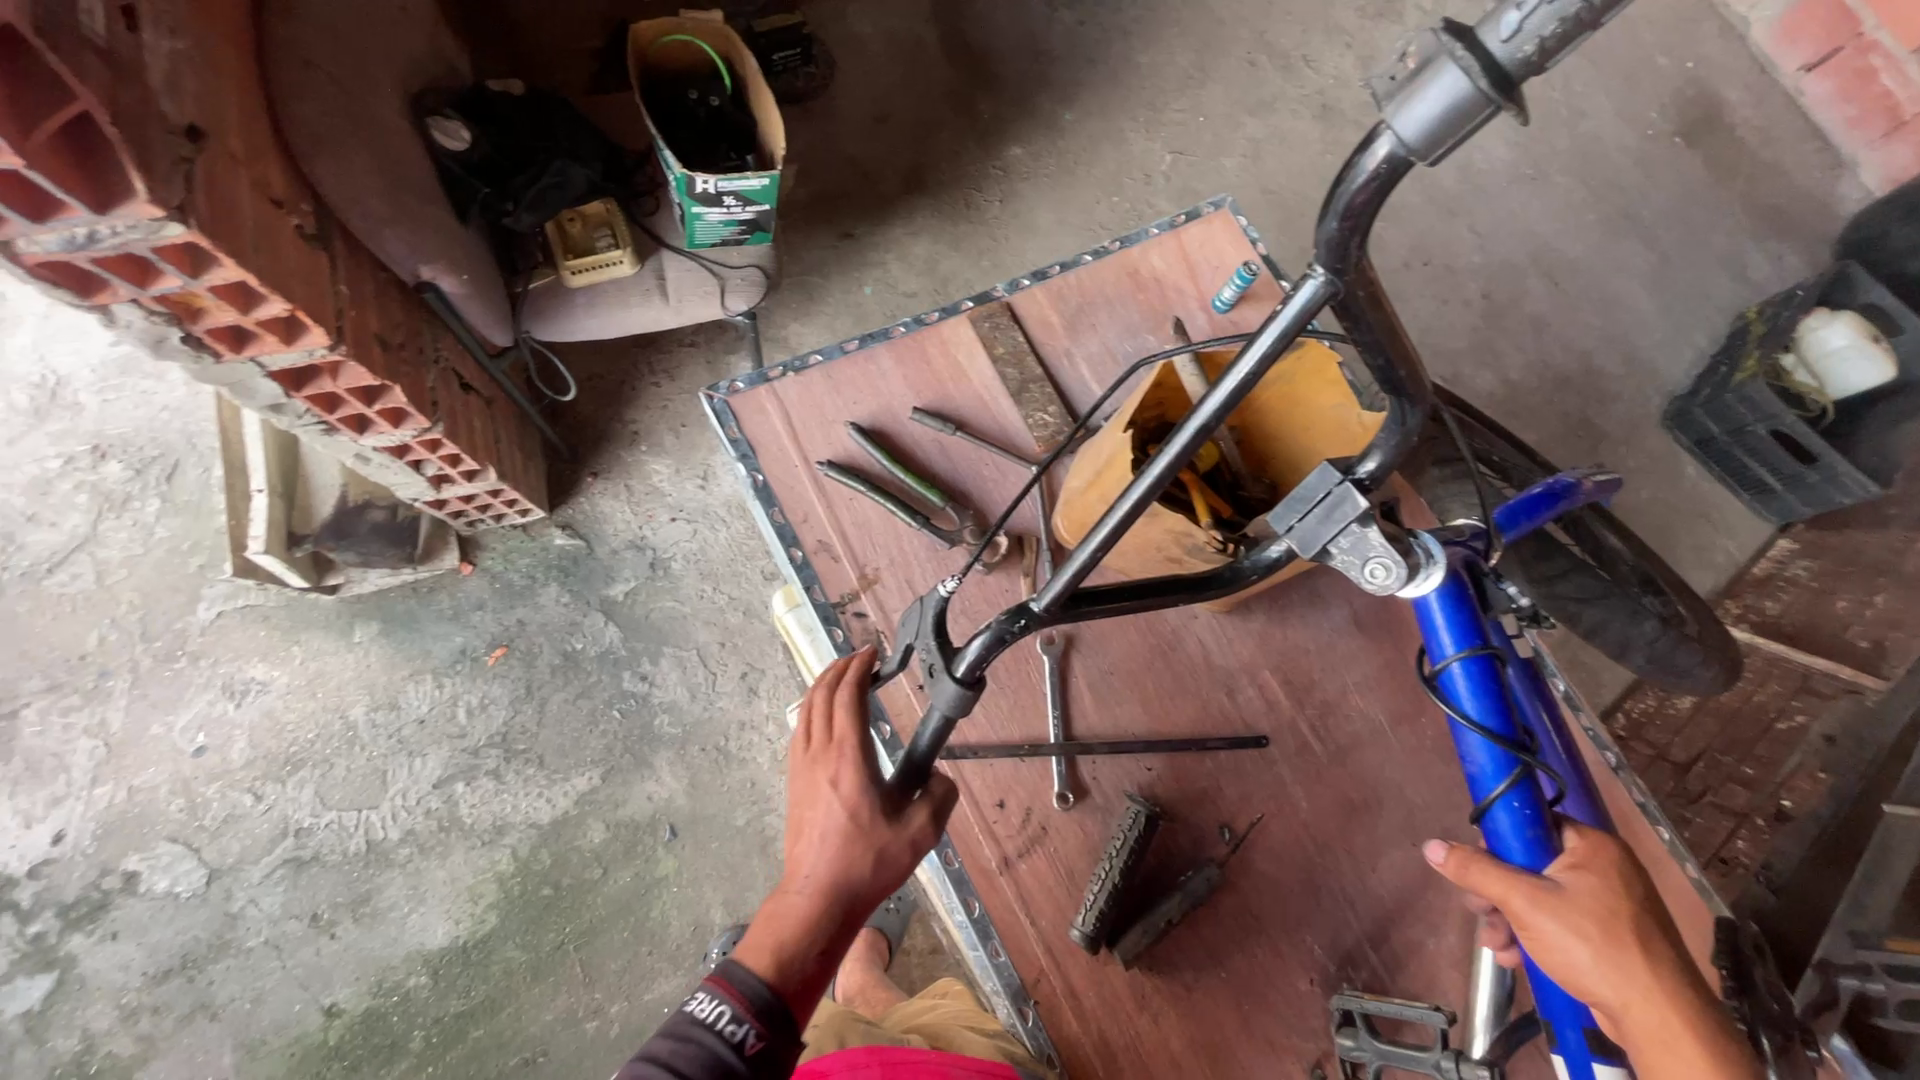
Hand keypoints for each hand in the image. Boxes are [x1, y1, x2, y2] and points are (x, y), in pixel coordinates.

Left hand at [731, 647, 957, 1021]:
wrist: (816, 897)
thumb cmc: (865, 864)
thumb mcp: (919, 833)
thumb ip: (940, 796)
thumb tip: (941, 777)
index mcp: (848, 756)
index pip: (848, 695)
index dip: (860, 668)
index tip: (874, 653)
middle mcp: (818, 752)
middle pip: (822, 693)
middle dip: (840, 668)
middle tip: (862, 658)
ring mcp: (800, 766)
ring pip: (805, 709)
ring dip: (823, 686)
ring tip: (843, 679)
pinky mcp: (792, 781)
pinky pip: (800, 729)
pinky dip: (813, 709)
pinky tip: (825, 718)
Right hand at [1423, 822, 1687, 1025]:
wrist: (1659, 1018)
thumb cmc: (1592, 946)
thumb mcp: (1523, 902)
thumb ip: (1476, 871)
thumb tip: (1431, 846)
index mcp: (1591, 846)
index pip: (1530, 824)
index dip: (1497, 843)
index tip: (1477, 867)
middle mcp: (1604, 868)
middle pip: (1528, 864)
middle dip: (1497, 892)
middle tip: (1482, 912)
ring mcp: (1611, 904)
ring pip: (1540, 897)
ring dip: (1509, 919)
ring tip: (1498, 945)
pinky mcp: (1612, 936)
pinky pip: (1560, 922)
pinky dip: (1534, 935)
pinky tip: (1517, 957)